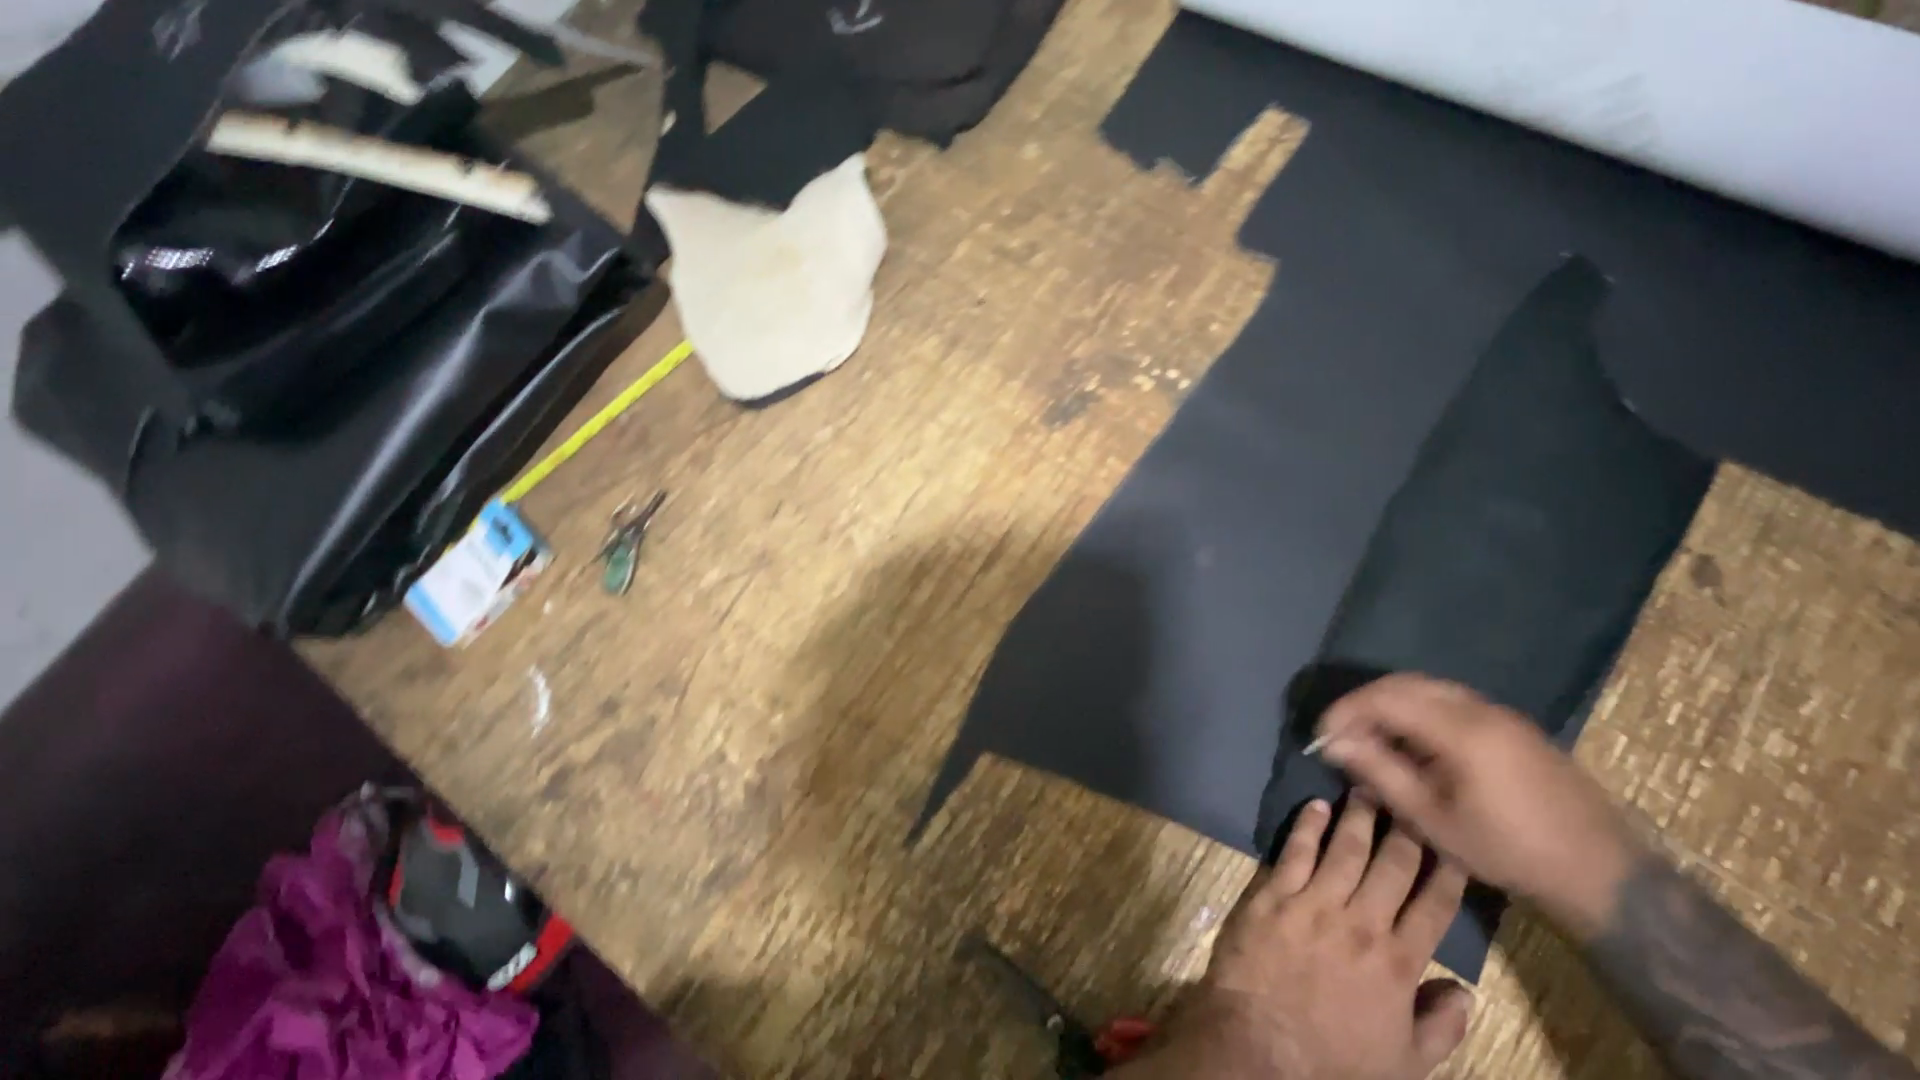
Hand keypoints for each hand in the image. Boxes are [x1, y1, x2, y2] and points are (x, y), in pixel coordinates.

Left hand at [1127, 798, 1471, 1078]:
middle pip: (1393, 864)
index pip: (1434, 905)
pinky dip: (1307, 826)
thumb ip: (1440, 1027)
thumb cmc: (1333, 1061)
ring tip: (1368, 788)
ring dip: (1359, 816)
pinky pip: (1295, 852)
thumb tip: (1464, 990)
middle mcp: (1362, 922)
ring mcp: (1315, 904)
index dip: (1449, 871)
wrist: (1260, 1046)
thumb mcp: (1404, 1063)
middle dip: (1407, 829)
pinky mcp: (1273, 896)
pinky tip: (1315, 805)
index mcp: (1399, 961)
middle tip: (1412, 798)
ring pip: (1345, 849)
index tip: (1456, 842)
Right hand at [1316, 674, 1643, 936]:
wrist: (1600, 870)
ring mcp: (1502, 715)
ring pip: (1431, 690)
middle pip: (1407, 684)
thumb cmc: (1508, 850)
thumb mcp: (1433, 819)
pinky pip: (1453, 704)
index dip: (1346, 710)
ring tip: (1370, 742)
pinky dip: (1420, 714)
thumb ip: (1381, 772)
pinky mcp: (1514, 727)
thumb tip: (1335, 742)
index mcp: (1461, 729)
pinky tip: (1412, 748)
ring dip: (1393, 707)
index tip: (1321, 736)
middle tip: (1341, 736)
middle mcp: (1481, 708)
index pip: (1387, 697)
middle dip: (1366, 703)